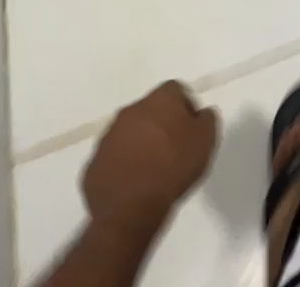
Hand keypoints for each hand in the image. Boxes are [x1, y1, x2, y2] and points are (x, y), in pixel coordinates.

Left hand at [82, 81, 220, 236]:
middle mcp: (129, 112)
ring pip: (128, 133)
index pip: (175, 89)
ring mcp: (107, 139)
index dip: (186, 105)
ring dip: (140, 143)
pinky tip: (135, 182)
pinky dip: (123, 164)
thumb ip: (207, 118)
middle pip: (149, 109)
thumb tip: (201, 114)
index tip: (192, 126)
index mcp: (158, 101)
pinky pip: (112, 158)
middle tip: (174, 146)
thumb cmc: (174, 166)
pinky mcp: (92, 165)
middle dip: (161, 123)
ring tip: (153, 167)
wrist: (131, 210)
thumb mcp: (207, 139)